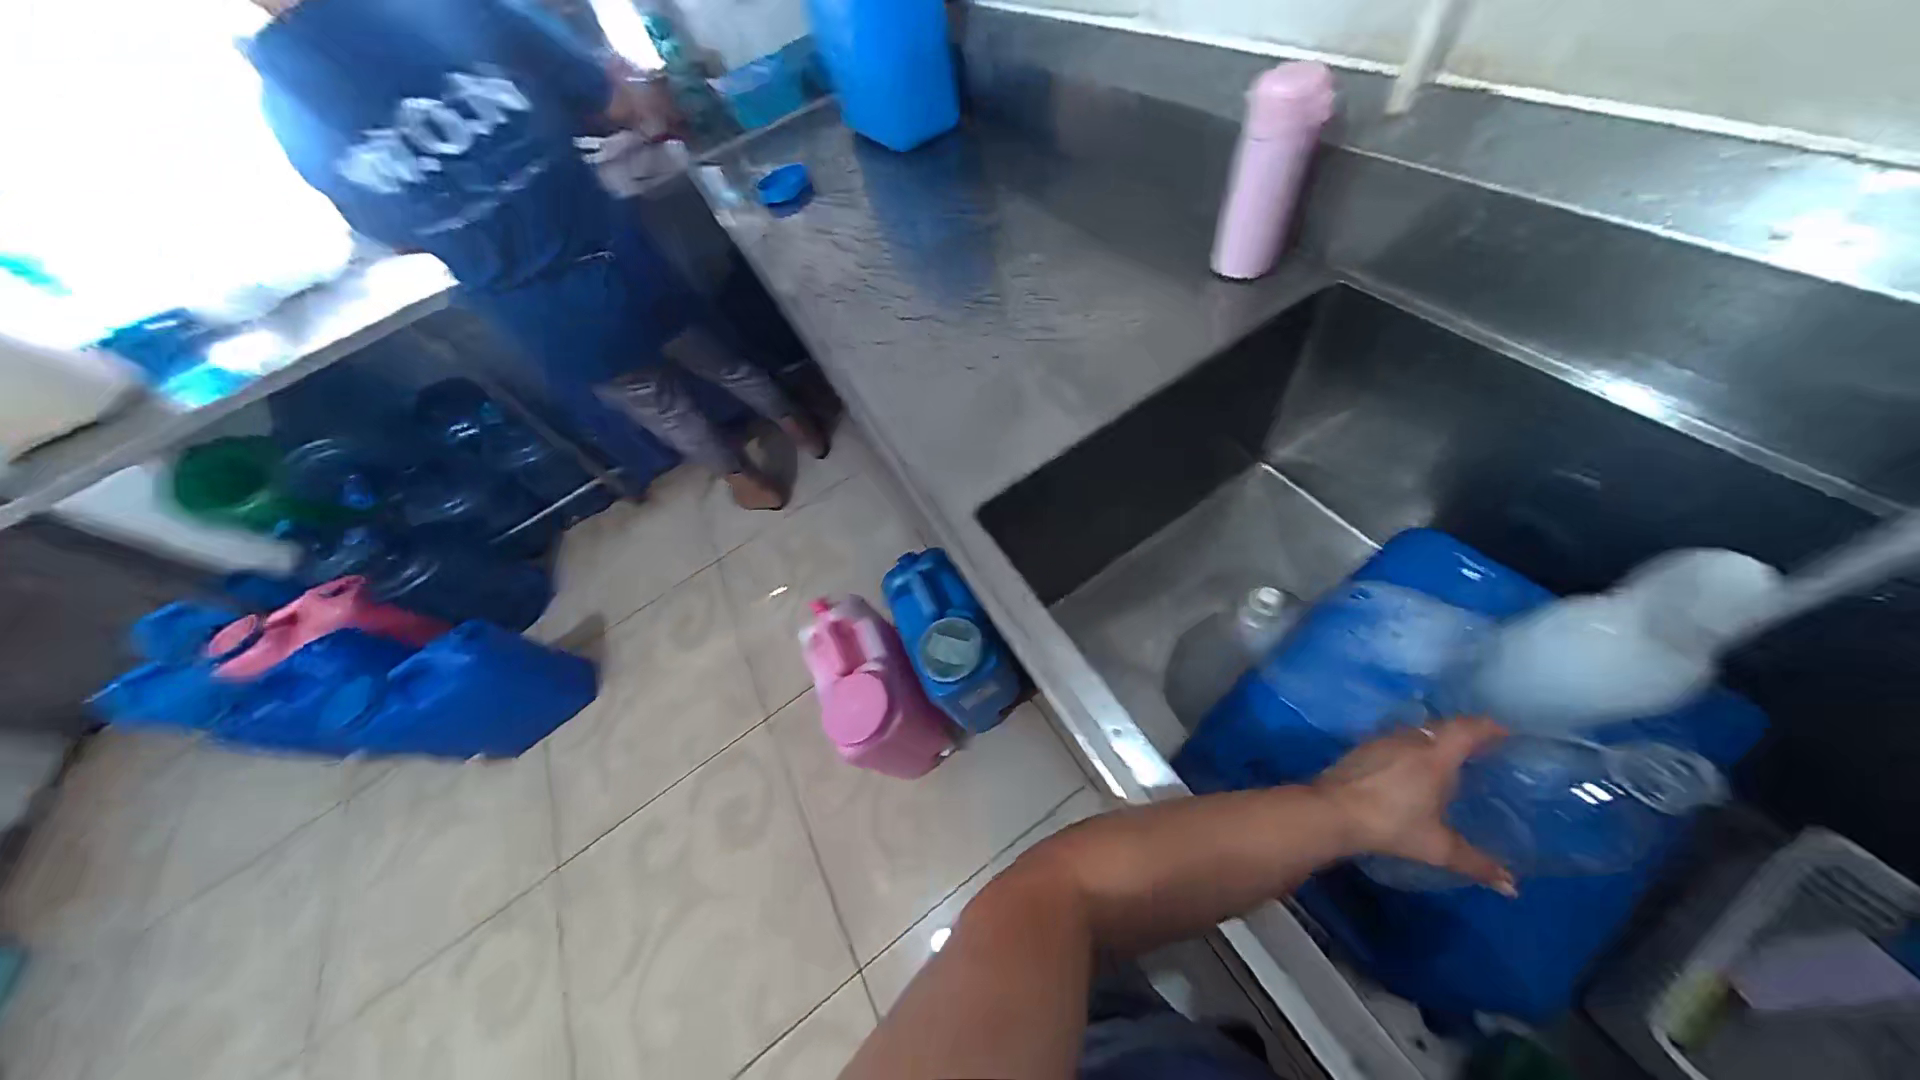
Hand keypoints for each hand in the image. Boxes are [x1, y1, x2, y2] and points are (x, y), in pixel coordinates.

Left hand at [1312, 716, 1516, 894]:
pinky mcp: (1360, 749)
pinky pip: (1394, 740)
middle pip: (1440, 727)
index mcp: (1432, 757)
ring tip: (1448, 757)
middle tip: (1480, 746)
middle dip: (1462, 733)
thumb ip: (1475, 863)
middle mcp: (1407, 741)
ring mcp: (1379, 742)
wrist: (1331, 810)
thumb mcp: (1436, 847)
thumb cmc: (1389, 824)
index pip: (1465, 730)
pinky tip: (1410, 766)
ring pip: (1414, 732)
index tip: (1504, 731)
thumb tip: (1511, 887)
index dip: (1487, 727)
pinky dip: (1409, 746)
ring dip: (1433, 739)